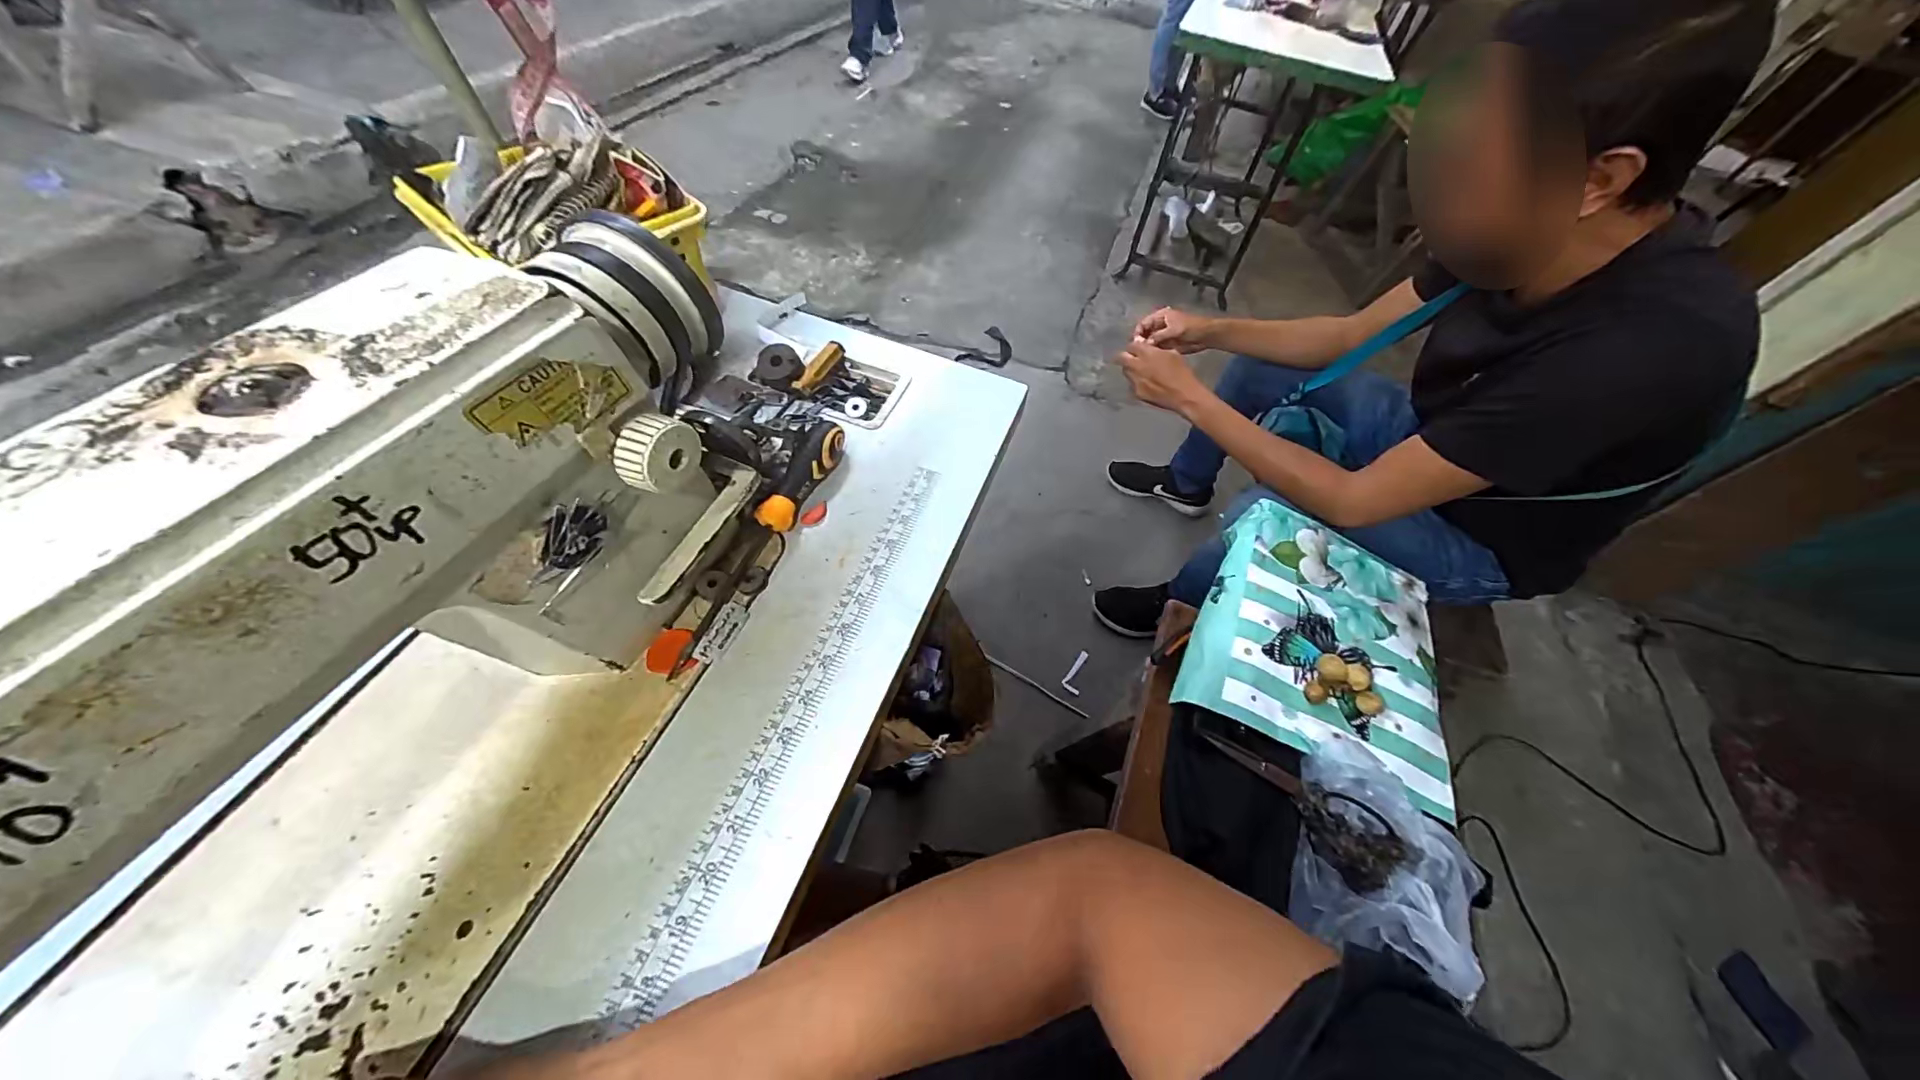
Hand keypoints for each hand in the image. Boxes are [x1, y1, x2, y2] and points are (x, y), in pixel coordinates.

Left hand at [1117, 337, 1210, 416]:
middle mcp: (1136, 365)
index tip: (1138, 349)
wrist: (1183, 395)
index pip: (1131, 345)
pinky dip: (1136, 382)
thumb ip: (1156, 350)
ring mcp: (1134, 380)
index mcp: (1147, 353)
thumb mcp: (1172, 353)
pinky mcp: (1136, 392)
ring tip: (1141, 372)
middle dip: (1126, 357)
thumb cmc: (1182, 372)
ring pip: (1125, 371)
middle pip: (1121, 358)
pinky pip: (1131, 384)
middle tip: (1134, 359)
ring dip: (1130, 369)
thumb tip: (1148, 348)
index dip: (1134, 346)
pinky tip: (1146, 384)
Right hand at [1133, 308, 1213, 353]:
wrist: (1205, 336)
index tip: (1135, 342)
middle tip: (1138, 351)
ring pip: (1149, 341)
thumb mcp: (1173, 330)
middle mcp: (1159, 325)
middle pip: (1145, 333)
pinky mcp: (1167, 343)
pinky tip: (1151, 357)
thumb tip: (1145, 343)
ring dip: (1146, 348)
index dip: (1138, 332)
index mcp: (1160, 316)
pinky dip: (1153, 352)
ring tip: (1144, 355)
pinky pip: (1156, 348)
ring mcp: (1163, 334)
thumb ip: (1158, 336)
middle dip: (1141, 341)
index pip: (1143, 323)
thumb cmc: (1191, 328)